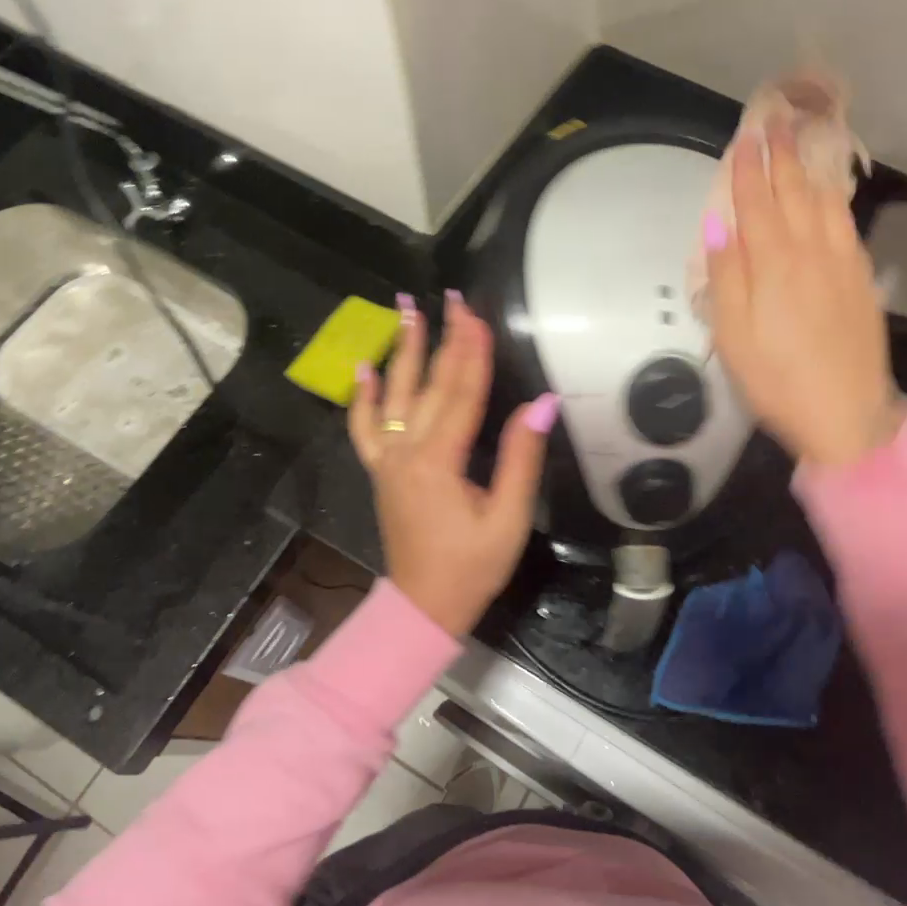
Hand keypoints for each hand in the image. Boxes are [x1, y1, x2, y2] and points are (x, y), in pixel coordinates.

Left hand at [347, 292, 560, 635]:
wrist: (423, 607)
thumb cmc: (473, 567)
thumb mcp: (508, 519)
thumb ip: (521, 459)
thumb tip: (543, 404)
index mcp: (440, 461)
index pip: (462, 393)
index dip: (473, 351)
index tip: (477, 312)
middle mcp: (407, 452)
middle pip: (430, 385)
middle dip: (443, 339)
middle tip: (450, 298)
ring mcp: (388, 461)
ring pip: (394, 396)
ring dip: (401, 351)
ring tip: (404, 310)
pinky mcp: (380, 473)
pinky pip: (365, 429)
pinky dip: (363, 398)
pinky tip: (363, 369)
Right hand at [704, 116, 906, 466]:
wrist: (846, 415)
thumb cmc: (777, 381)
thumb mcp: (733, 336)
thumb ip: (726, 276)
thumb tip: (718, 225)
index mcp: (774, 264)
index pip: (757, 203)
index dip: (749, 168)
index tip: (745, 137)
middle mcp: (811, 253)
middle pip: (795, 193)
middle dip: (783, 155)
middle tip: (777, 121)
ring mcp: (843, 265)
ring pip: (826, 204)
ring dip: (811, 170)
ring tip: (804, 143)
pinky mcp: (863, 282)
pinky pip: (847, 227)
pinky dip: (835, 202)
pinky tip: (831, 197)